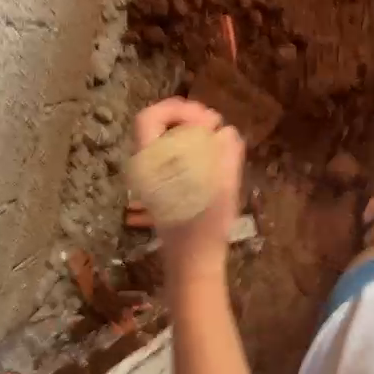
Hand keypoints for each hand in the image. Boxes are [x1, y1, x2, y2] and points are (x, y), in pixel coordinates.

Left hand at [134, 98, 245, 283]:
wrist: (193, 264)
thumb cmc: (204, 227)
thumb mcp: (222, 187)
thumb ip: (225, 154)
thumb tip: (226, 132)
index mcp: (151, 164)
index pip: (149, 118)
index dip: (176, 109)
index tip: (206, 119)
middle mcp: (147, 167)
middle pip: (160, 125)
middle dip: (188, 118)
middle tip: (215, 124)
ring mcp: (155, 177)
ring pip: (169, 139)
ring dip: (192, 133)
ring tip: (218, 140)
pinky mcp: (166, 187)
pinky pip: (175, 156)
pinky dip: (194, 149)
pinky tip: (215, 159)